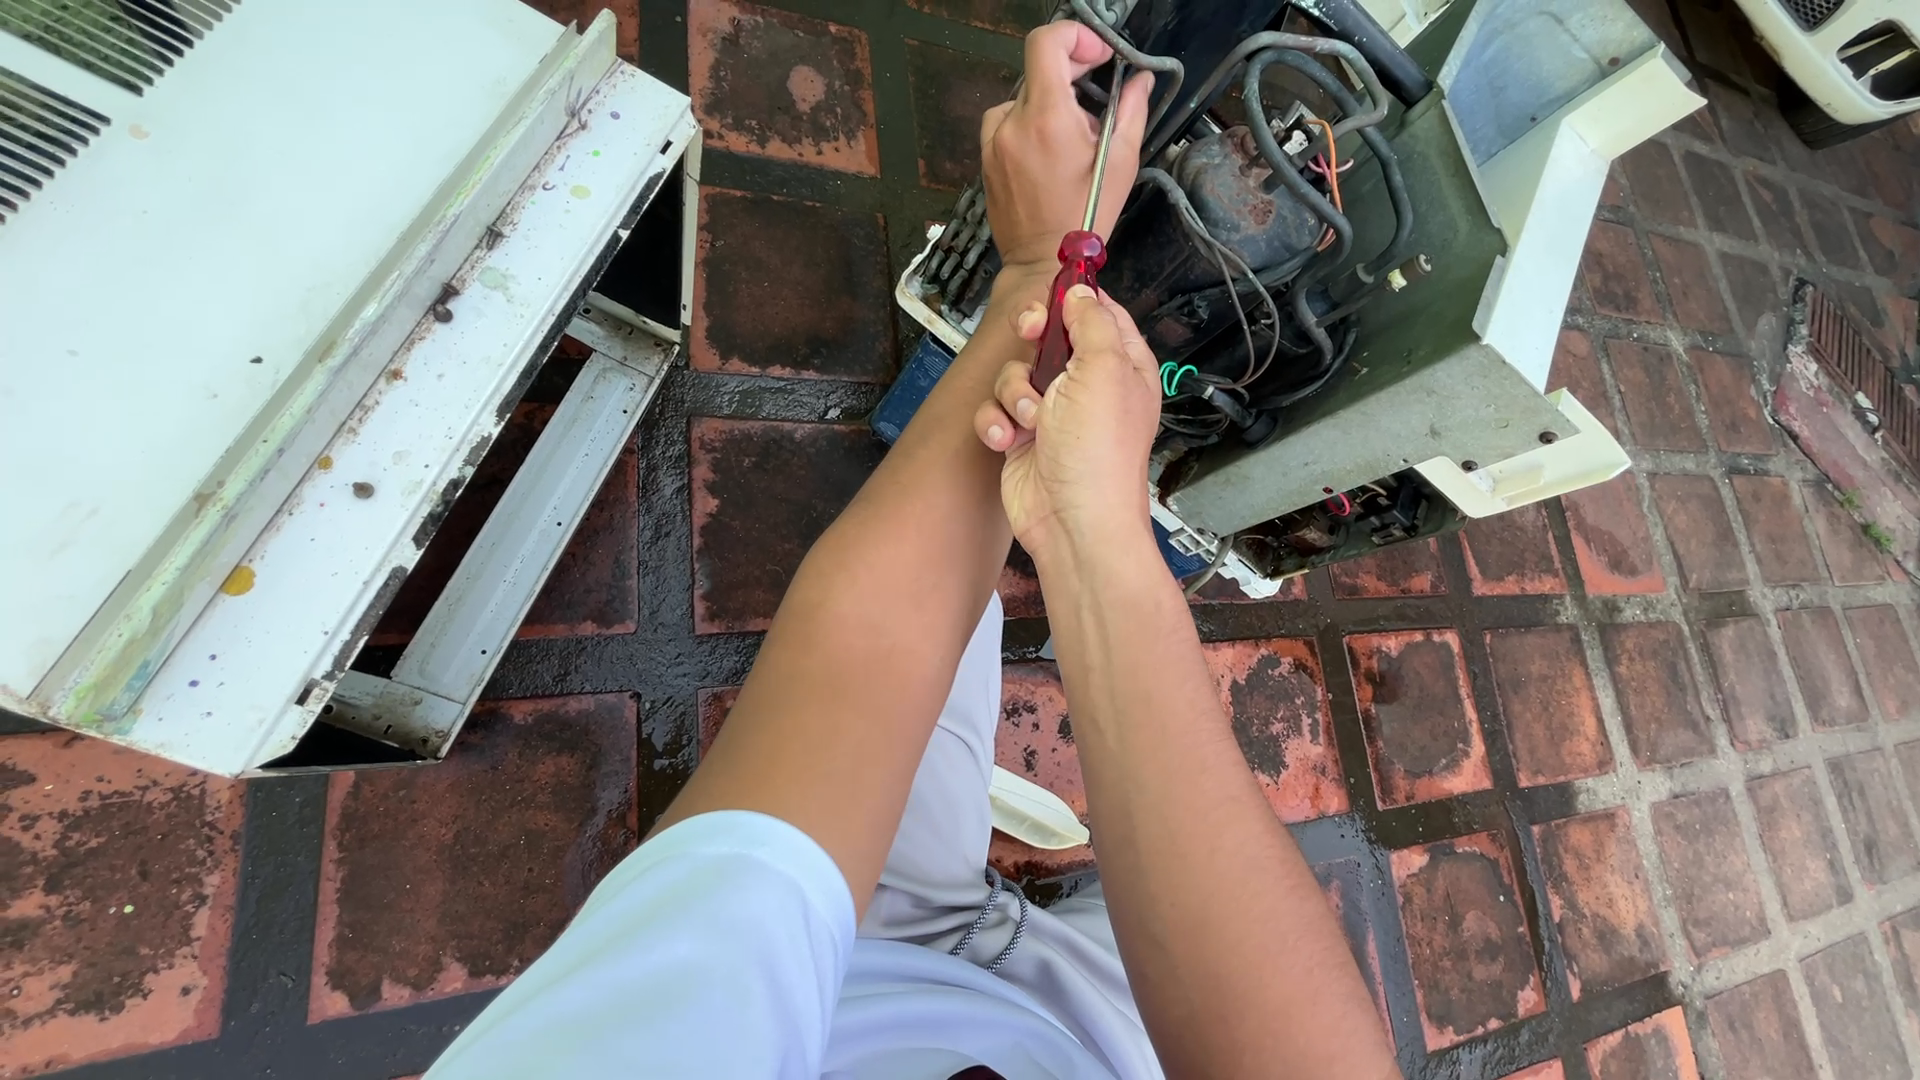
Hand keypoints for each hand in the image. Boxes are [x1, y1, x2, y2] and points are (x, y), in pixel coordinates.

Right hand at [973, 284, 1161, 559]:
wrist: (1071, 520)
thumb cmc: (1097, 447)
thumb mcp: (1104, 369)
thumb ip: (1092, 322)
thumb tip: (1081, 291)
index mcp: (1120, 365)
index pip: (1098, 314)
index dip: (1073, 299)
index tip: (1051, 296)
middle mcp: (1086, 385)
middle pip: (1049, 337)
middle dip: (1032, 339)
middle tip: (1027, 337)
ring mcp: (1051, 412)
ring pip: (1015, 373)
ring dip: (1013, 393)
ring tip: (1028, 420)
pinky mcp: (1021, 436)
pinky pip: (996, 410)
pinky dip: (997, 423)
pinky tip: (1007, 441)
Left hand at [981, 22, 1152, 274]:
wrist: (1042, 264)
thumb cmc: (1084, 218)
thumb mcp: (1120, 165)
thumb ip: (1131, 112)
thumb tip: (1140, 81)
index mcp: (1046, 117)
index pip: (1046, 43)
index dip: (1074, 37)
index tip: (1096, 57)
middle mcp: (1012, 124)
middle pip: (1037, 73)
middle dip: (1068, 80)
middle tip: (1091, 111)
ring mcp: (993, 144)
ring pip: (1019, 100)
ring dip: (1044, 107)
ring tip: (1066, 141)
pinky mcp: (984, 162)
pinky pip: (1003, 127)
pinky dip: (1024, 129)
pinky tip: (1043, 156)